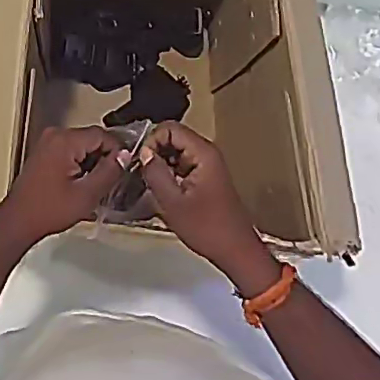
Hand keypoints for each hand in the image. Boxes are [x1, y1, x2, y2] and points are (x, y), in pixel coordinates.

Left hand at [0, 126, 127, 255]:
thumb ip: (109, 172)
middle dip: (104, 157)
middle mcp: (54, 135)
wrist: (19, 219)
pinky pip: (70, 150)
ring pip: (82, 144)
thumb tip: (124, 156)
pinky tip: (81, 183)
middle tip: (112, 180)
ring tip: (96, 185)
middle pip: (91, 138)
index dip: (117, 151)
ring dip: (92, 161)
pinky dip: (80, 163)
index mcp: (64, 141)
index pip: (101, 134)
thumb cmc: (49, 209)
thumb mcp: (87, 194)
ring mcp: (47, 142)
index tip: (125, 168)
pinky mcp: (44, 151)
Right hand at [137, 122, 281, 294]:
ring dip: (161, 162)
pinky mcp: (206, 176)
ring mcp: (208, 164)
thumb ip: (155, 172)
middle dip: (155, 151)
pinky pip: (181, 163)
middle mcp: (207, 153)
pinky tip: (164, 190)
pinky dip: (169, 171)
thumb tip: (143, 152)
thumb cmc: (208, 229)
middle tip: (144, 173)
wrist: (237, 252)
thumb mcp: (172, 201)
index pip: (169, 128)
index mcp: (203, 153)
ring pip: (175, 150)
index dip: (152, 141)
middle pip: (172, 136)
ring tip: (153, 183)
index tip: (143, 162)